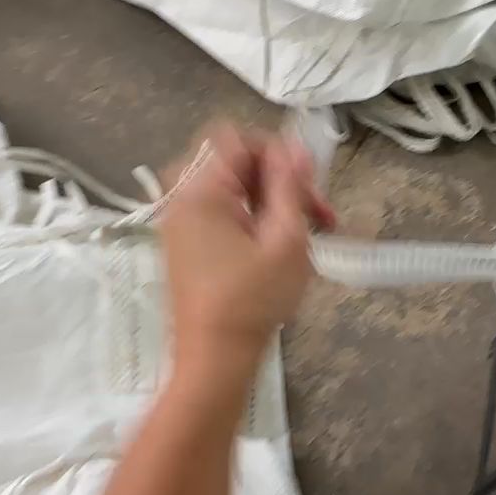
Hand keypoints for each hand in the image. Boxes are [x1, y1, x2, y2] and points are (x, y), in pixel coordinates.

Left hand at [159, 121, 335, 386]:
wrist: (215, 355)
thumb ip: (290, 187)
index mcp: (198, 189)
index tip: (310, 187)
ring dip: (272, 201)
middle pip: (235, 161)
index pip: (237, 138)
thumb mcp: (286, 240)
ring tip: (305, 234)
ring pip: (232, 188)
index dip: (278, 153)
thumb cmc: (254, 299)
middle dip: (280, 180)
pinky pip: (222, 211)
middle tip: (316, 214)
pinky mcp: (186, 243)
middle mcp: (180, 196)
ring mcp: (179, 221)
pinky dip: (253, 218)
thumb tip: (296, 149)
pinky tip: (279, 249)